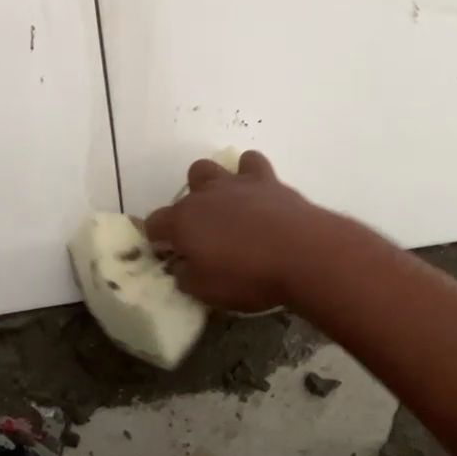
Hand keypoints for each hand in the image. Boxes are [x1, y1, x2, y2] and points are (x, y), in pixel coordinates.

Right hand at [142, 150, 321, 312]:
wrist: (302, 254)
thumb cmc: (249, 276)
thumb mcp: (207, 292)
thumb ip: (186, 277)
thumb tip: (180, 267)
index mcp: (181, 222)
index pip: (154, 224)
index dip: (158, 240)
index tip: (170, 256)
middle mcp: (202, 195)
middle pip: (183, 191)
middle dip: (189, 209)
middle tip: (206, 234)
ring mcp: (233, 183)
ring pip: (210, 169)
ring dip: (214, 185)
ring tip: (230, 209)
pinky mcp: (265, 179)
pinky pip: (250, 163)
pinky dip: (250, 174)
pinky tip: (258, 194)